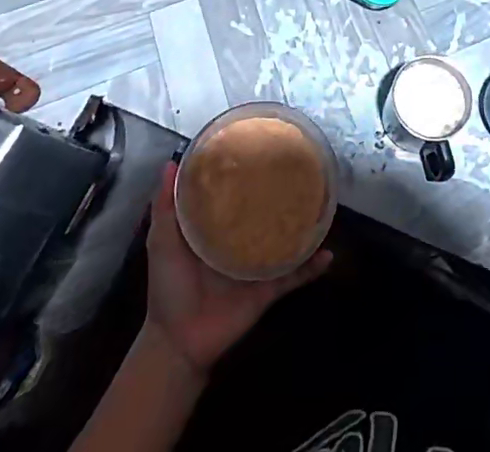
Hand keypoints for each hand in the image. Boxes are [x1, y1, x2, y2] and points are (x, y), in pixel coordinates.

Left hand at [142, 162, 330, 374]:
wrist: (179, 340)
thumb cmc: (168, 286)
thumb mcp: (162, 241)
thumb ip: (166, 206)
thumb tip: (172, 162)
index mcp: (213, 228)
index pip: (232, 196)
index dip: (241, 176)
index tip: (255, 149)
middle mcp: (238, 242)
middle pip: (263, 215)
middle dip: (278, 197)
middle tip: (296, 171)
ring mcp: (256, 264)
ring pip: (284, 241)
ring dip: (302, 227)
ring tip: (321, 204)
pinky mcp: (268, 289)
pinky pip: (294, 276)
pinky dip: (311, 268)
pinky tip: (328, 254)